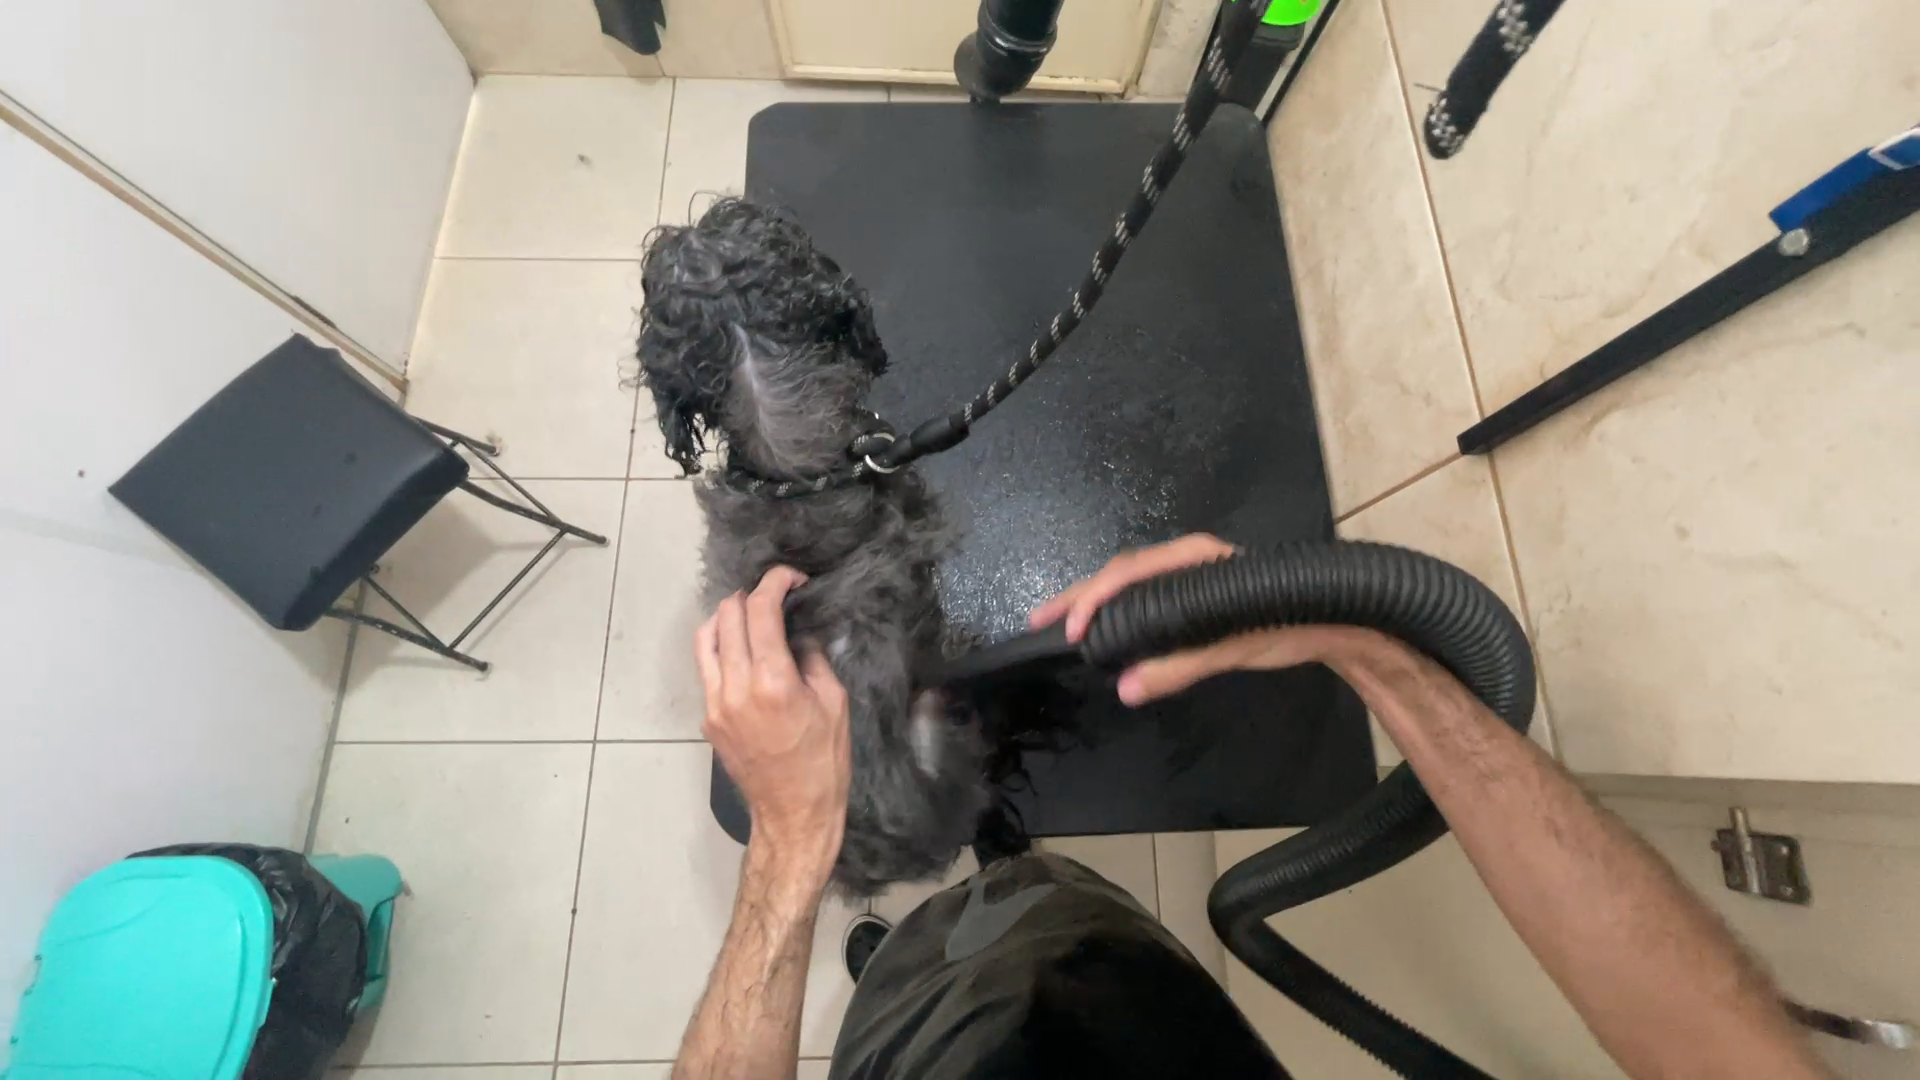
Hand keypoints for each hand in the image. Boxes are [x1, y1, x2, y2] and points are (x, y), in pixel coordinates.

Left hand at [695, 567, 850, 869]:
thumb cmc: (824, 760)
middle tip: (777, 597)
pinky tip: (745, 651)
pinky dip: (721, 645)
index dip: (776, 582)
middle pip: (728, 615)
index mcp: (773, 681)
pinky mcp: (707, 718)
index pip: (761, 610)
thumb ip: (813, 658)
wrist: (793, 813)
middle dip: (753, 595)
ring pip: (705, 637)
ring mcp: (714, 703)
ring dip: (728, 616)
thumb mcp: (835, 702)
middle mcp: (735, 687)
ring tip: (752, 616)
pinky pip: (706, 666)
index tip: (793, 578)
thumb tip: (798, 632)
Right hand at [1029, 533, 1375, 705]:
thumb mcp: (1232, 646)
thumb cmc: (1284, 624)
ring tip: (1059, 623)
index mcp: (1191, 558)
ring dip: (1091, 601)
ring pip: (1125, 580)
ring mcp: (1184, 572)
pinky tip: (1101, 626)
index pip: (1128, 572)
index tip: (1071, 631)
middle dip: (1077, 596)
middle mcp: (1182, 557)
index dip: (1094, 599)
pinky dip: (1113, 608)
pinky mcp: (1188, 590)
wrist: (1330, 619)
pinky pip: (1140, 593)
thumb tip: (1126, 688)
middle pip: (1117, 571)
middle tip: (1039, 620)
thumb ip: (1179, 666)